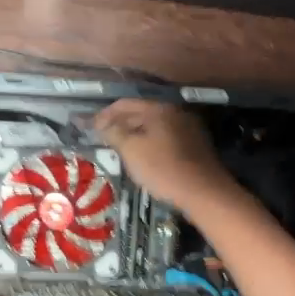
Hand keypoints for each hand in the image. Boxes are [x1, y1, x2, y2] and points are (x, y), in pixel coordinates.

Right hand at [94, 99, 238, 213]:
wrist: (204, 192)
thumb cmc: (163, 168)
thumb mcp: (131, 150)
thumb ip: (114, 133)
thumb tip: (103, 124)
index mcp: (158, 109)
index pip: (125, 104)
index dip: (105, 114)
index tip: (91, 127)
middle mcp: (175, 112)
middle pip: (141, 112)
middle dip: (120, 124)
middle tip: (104, 138)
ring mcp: (188, 128)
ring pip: (154, 126)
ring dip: (135, 134)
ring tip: (121, 149)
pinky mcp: (195, 145)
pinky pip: (165, 138)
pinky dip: (150, 143)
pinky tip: (144, 157)